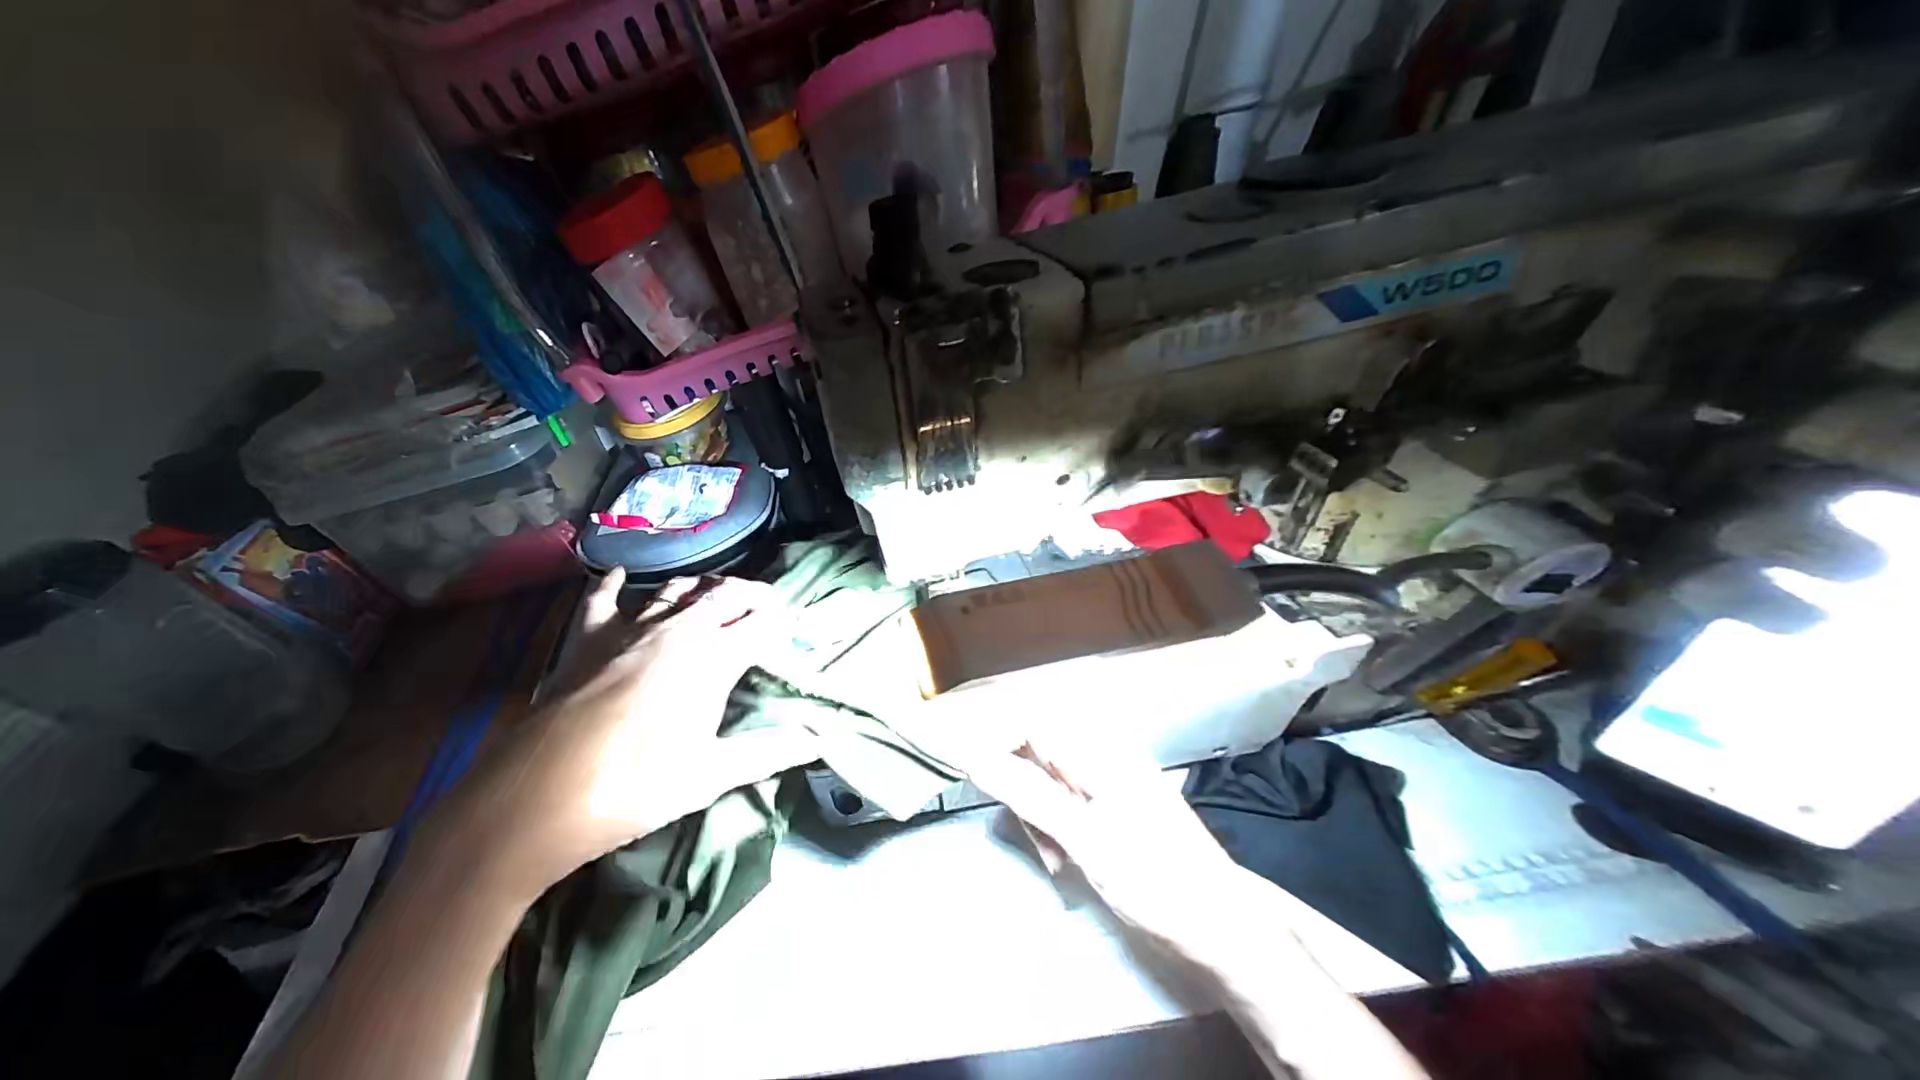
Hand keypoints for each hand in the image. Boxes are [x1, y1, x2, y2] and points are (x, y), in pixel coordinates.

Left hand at [422, 568, 821, 904]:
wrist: (536, 798)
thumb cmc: (635, 787)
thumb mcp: (711, 774)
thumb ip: (770, 751)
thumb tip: (821, 740)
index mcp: (713, 657)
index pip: (762, 625)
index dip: (785, 622)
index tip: (800, 623)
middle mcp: (676, 630)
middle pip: (723, 596)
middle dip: (751, 595)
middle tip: (768, 603)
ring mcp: (627, 630)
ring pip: (673, 591)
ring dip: (700, 588)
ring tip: (716, 592)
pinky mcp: (585, 640)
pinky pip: (602, 600)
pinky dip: (613, 585)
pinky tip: (619, 575)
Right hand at [946, 730, 1263, 961]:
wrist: (1224, 928)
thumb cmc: (1156, 881)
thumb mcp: (1086, 840)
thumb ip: (1030, 795)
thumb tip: (977, 759)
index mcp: (1103, 752)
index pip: (1033, 722)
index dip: (998, 743)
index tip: (973, 776)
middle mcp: (1107, 757)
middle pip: (1040, 752)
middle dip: (1022, 789)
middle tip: (1034, 839)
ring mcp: (1114, 784)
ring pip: (1051, 782)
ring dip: (1040, 817)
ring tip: (1055, 861)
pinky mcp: (1117, 810)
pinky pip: (1069, 805)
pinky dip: (1058, 829)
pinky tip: (1066, 860)